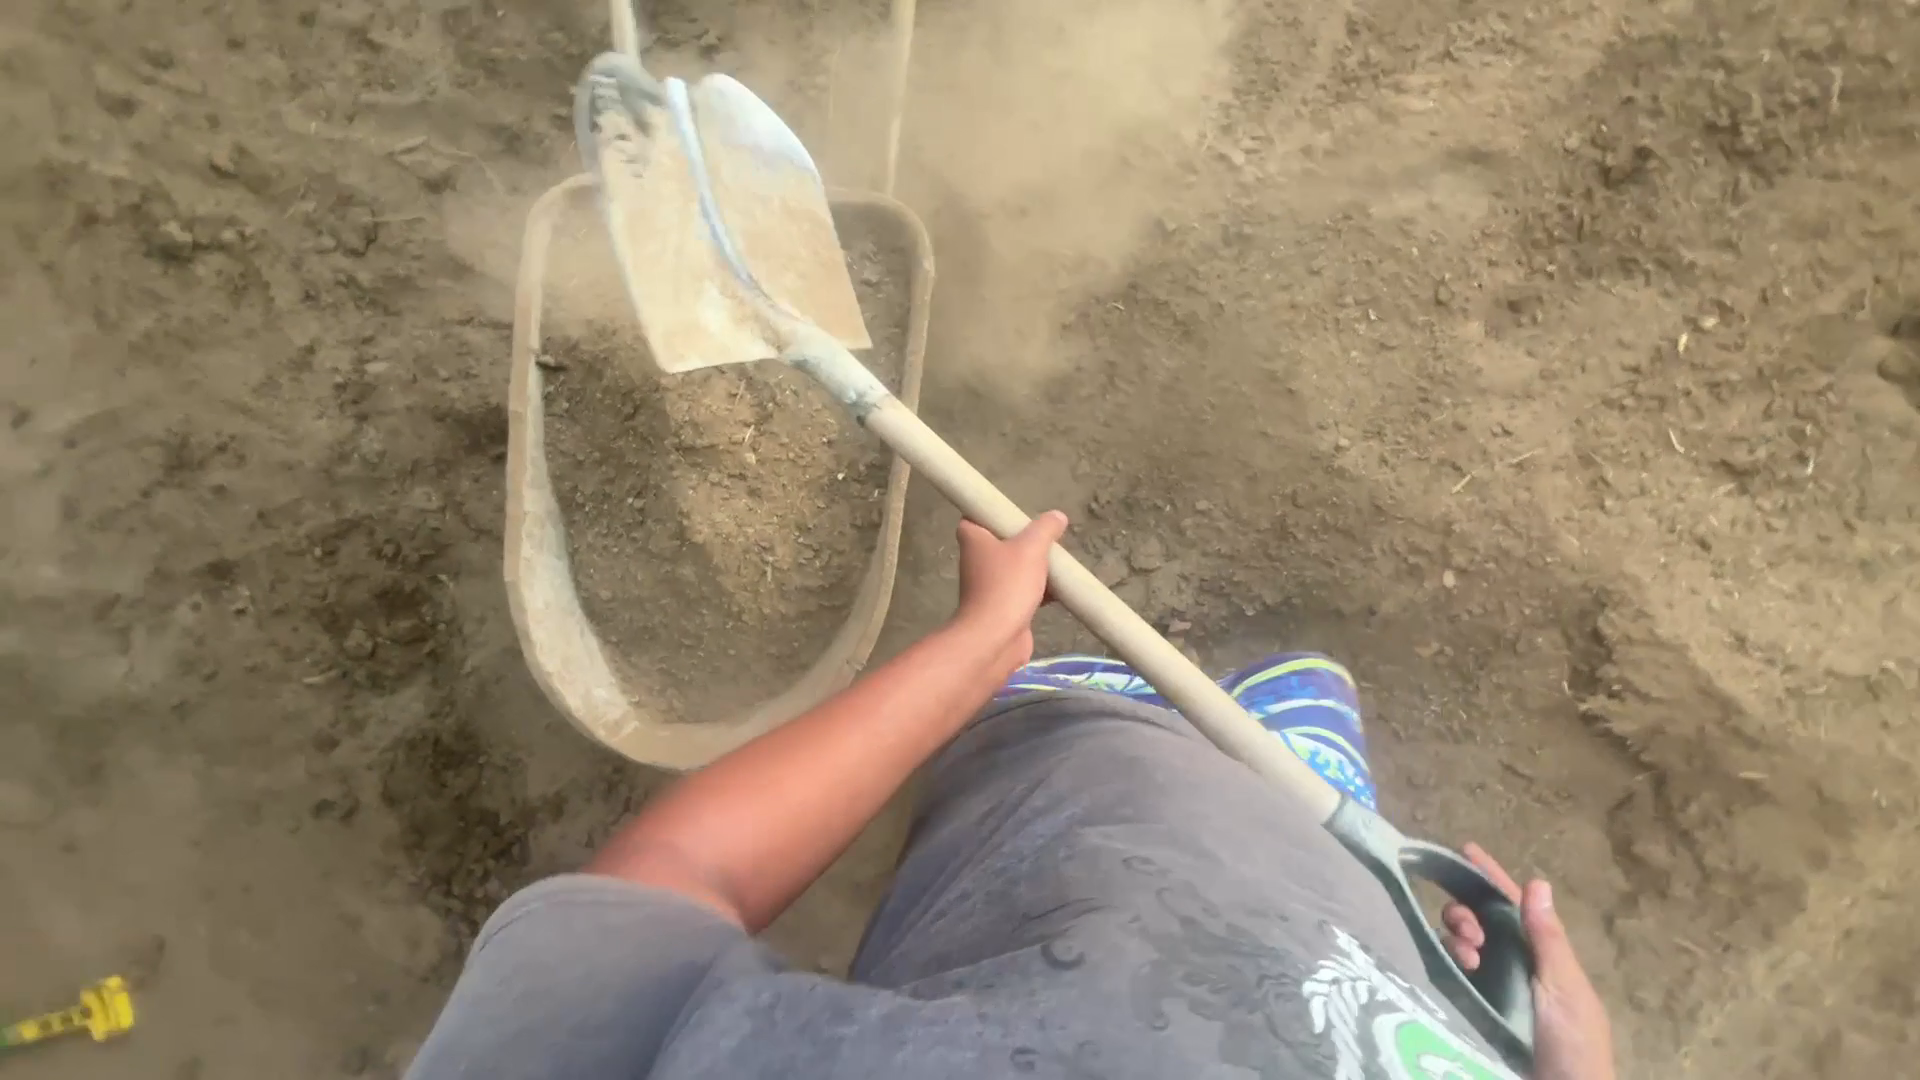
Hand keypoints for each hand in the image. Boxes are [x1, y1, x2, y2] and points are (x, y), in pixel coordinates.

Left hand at [953, 511, 1067, 673]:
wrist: (996, 638)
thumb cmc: (1007, 585)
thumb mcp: (1031, 548)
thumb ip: (1045, 529)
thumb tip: (1057, 516)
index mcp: (974, 539)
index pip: (975, 516)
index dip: (993, 512)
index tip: (1015, 512)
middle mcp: (976, 560)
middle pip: (1001, 541)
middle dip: (1025, 540)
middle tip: (1047, 537)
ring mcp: (989, 585)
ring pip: (1015, 567)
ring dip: (1036, 566)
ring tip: (1060, 562)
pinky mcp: (1003, 607)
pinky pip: (1024, 591)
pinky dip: (1040, 589)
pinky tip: (1062, 589)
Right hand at [1441, 844, 1615, 1079]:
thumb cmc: (1572, 1043)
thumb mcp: (1565, 989)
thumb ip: (1547, 939)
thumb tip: (1538, 882)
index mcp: (1541, 956)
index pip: (1513, 906)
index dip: (1490, 877)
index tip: (1465, 848)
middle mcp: (1513, 962)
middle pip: (1478, 918)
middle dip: (1465, 911)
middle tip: (1468, 929)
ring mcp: (1490, 983)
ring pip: (1459, 940)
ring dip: (1457, 936)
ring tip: (1466, 956)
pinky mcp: (1468, 1001)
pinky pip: (1447, 966)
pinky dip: (1449, 958)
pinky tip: (1457, 968)